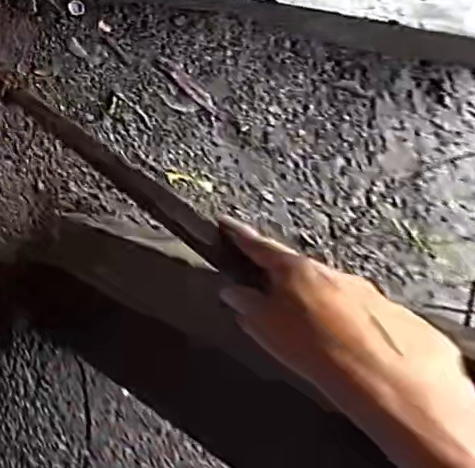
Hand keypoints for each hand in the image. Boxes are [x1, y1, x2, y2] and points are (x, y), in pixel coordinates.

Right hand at [220, 218, 474, 467]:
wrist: (421, 418)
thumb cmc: (333, 371)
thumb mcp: (266, 331)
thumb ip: (246, 304)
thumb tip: (236, 293)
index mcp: (303, 271)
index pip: (256, 241)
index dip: (233, 232)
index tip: (219, 223)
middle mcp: (346, 278)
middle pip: (304, 271)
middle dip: (286, 283)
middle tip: (268, 303)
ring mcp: (389, 306)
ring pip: (344, 299)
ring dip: (328, 313)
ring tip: (319, 346)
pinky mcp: (424, 335)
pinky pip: (379, 324)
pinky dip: (362, 336)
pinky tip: (358, 363)